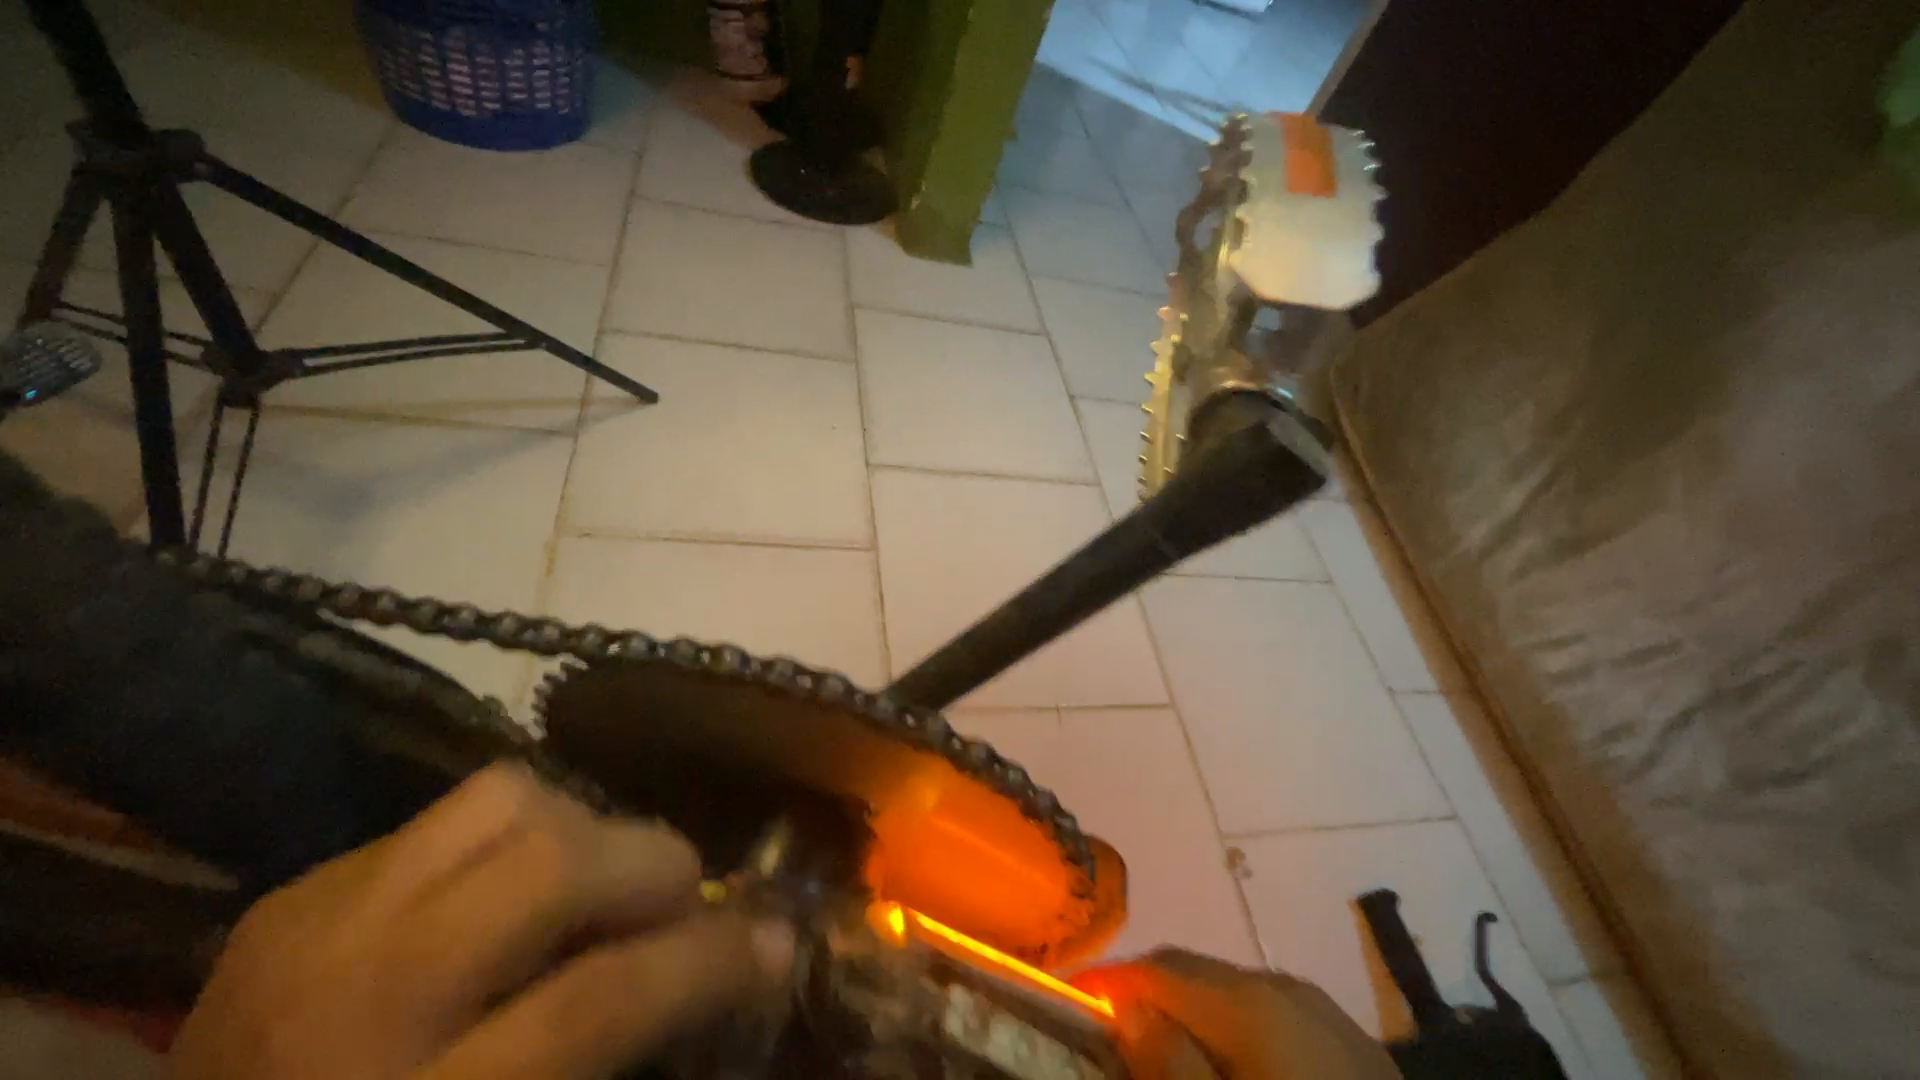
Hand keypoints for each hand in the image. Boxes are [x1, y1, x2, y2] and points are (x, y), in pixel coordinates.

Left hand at [168, 764, 793, 1079]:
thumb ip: (613, 1054)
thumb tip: (728, 963)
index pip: (600, 998)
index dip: (709, 960)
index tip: (778, 939)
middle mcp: (357, 996)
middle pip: (551, 865)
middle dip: (652, 864)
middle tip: (680, 898)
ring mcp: (314, 923)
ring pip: (503, 799)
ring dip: (584, 826)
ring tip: (598, 877)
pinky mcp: (294, 891)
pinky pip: (446, 811)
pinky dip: (514, 833)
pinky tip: (512, 886)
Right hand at [1076, 950, 1398, 1079]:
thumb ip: (1171, 1065)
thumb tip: (1126, 1007)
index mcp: (1249, 1002)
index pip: (1156, 968)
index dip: (1105, 980)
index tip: (1067, 1002)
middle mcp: (1282, 986)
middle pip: (1190, 970)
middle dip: (1142, 992)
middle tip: (1106, 1034)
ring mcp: (1321, 1008)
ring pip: (1229, 989)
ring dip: (1187, 1010)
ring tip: (1164, 1052)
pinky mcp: (1347, 1037)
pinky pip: (1269, 1011)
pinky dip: (1231, 1025)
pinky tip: (1232, 1065)